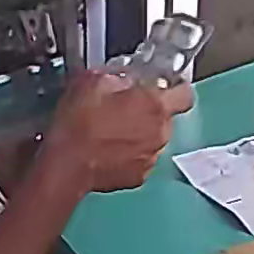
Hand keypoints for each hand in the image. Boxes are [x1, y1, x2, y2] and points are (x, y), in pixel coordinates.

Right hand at [36, 73, 192, 194]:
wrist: (68, 162)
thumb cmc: (80, 122)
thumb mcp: (95, 80)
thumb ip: (121, 77)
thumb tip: (127, 79)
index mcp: (155, 106)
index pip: (185, 95)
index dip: (177, 89)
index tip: (167, 87)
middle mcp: (160, 134)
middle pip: (166, 119)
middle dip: (150, 113)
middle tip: (125, 108)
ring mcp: (151, 158)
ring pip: (153, 141)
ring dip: (139, 135)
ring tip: (113, 131)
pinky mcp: (139, 177)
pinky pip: (141, 160)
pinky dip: (130, 155)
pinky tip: (110, 149)